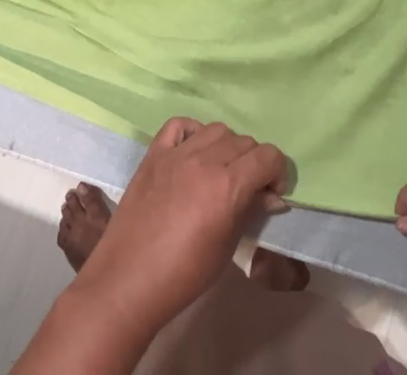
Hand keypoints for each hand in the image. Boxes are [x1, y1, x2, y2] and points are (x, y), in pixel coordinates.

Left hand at [68, 118, 288, 336]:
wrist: (128, 280)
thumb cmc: (184, 273)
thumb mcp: (227, 246)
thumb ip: (250, 211)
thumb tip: (271, 197)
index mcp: (227, 186)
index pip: (268, 156)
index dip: (277, 172)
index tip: (271, 194)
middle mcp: (204, 161)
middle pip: (244, 141)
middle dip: (254, 162)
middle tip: (248, 188)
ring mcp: (175, 154)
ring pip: (215, 129)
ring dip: (227, 147)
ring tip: (220, 171)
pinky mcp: (153, 155)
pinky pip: (178, 126)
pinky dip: (192, 132)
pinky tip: (192, 154)